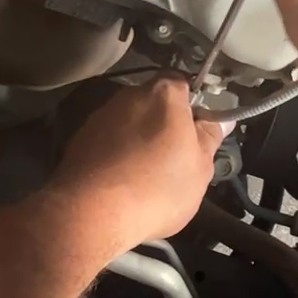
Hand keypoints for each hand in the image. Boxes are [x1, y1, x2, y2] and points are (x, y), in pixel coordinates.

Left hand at [43, 78, 225, 251]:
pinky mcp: (79, 139)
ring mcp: (99, 116)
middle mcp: (128, 96)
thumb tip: (219, 120)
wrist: (91, 214)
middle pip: (153, 102)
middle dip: (163, 123)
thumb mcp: (200, 168)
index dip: (192, 105)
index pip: (183, 83)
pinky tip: (121, 181)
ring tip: (145, 174)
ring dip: (137, 139)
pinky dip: (115, 154)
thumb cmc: (157, 188)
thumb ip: (210, 137)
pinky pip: (106, 141)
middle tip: (174, 156)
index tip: (197, 130)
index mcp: (163, 94)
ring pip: (128, 122)